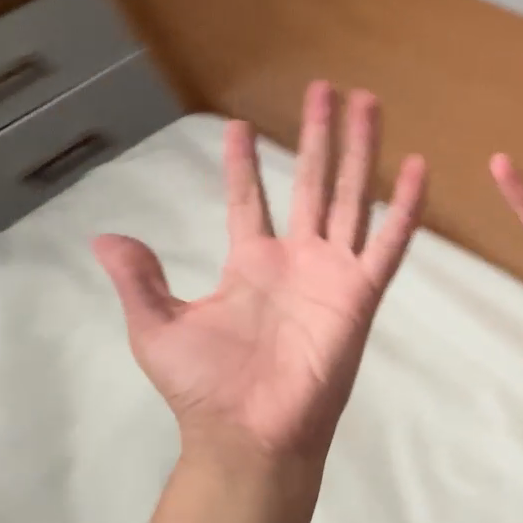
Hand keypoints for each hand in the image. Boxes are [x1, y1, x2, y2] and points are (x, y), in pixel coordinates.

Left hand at [95, 82, 426, 462]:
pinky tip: (417, 169)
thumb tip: (105, 236)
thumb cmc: (207, 389)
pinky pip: (389, 243)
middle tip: (329, 88)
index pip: (250, 200)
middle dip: (320, 136)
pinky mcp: (361, 293)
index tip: (238, 124)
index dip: (244, 163)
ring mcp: (334, 272)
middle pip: (313, 182)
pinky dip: (405, 207)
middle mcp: (298, 258)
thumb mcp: (157, 329)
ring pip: (352, 197)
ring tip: (368, 104)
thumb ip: (140, 280)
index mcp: (251, 263)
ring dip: (360, 151)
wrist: (251, 434)